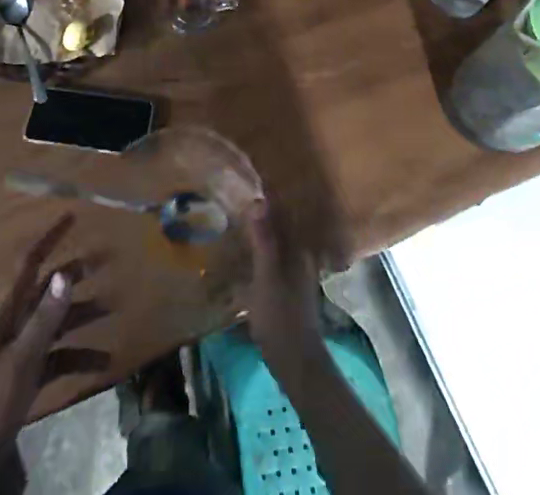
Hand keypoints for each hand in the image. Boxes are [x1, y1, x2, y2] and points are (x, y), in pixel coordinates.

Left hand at [0, 216, 108, 493]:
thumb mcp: (19, 362)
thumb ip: (44, 318)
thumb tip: (65, 272)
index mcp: (5, 319)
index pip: (28, 268)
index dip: (47, 240)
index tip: (69, 216)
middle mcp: (12, 330)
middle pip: (46, 293)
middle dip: (73, 275)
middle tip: (105, 261)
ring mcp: (18, 357)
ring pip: (55, 325)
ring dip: (82, 315)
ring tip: (113, 309)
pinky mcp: (24, 382)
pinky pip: (57, 359)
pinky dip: (80, 356)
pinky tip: (103, 362)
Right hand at [240, 201, 324, 367]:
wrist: (294, 358)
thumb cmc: (281, 315)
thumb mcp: (268, 276)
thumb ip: (264, 240)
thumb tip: (258, 201)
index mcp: (300, 248)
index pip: (287, 213)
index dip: (272, 198)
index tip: (252, 182)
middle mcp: (302, 255)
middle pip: (283, 226)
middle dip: (265, 214)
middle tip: (238, 198)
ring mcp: (295, 272)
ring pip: (278, 244)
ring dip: (262, 232)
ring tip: (237, 220)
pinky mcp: (287, 287)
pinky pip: (273, 260)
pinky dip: (260, 253)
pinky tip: (243, 254)